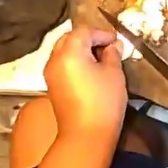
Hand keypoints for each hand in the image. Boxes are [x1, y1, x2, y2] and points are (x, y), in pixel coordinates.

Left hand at [44, 26, 127, 147]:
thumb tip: (113, 45)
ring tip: (99, 60)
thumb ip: (113, 54)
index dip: (102, 34)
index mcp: (69, 52)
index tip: (116, 41)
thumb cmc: (103, 102)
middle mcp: (55, 59)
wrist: (85, 136)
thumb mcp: (114, 74)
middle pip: (70, 38)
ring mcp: (50, 73)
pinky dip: (74, 62)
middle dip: (88, 39)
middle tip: (107, 48)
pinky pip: (61, 64)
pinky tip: (89, 71)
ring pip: (63, 51)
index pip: (84, 32)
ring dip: (80, 50)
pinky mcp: (51, 86)